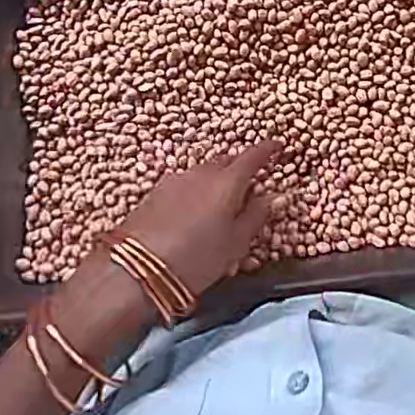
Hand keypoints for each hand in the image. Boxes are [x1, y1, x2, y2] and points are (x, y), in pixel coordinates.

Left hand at [107, 139, 282, 300]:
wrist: (136, 268)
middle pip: (226, 161)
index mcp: (228, 182)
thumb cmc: (196, 259)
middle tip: (250, 184)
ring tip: (220, 204)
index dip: (268, 149)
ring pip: (203, 172)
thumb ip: (255, 216)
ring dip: (216, 180)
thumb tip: (272, 196)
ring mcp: (176, 179)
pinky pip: (185, 183)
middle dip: (240, 167)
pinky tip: (194, 212)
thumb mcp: (235, 244)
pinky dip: (196, 191)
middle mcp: (201, 172)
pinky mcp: (156, 191)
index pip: (253, 156)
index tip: (278, 146)